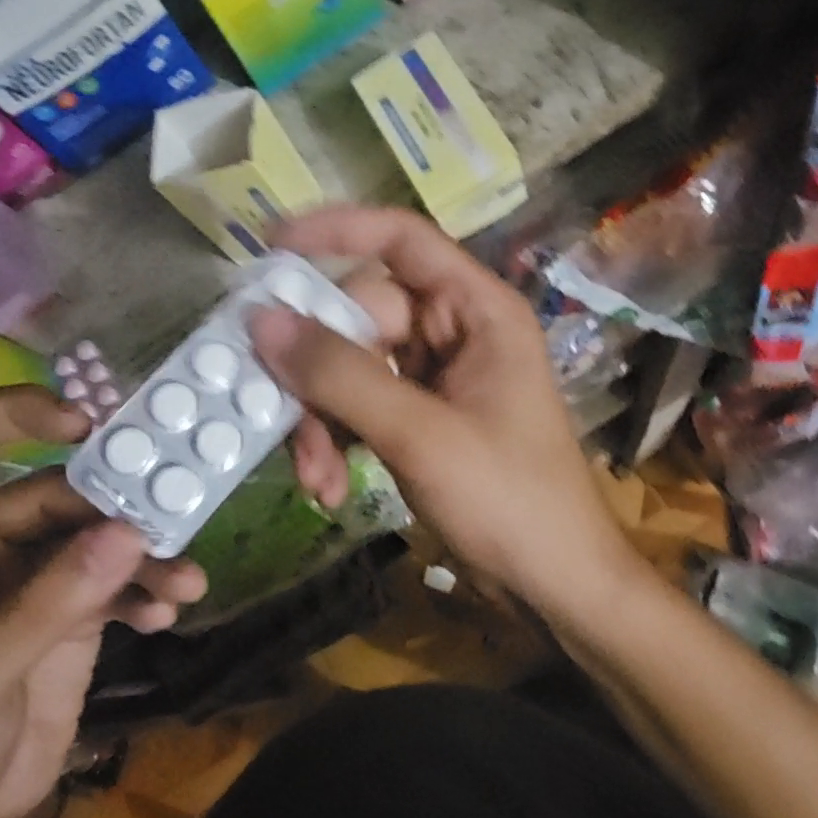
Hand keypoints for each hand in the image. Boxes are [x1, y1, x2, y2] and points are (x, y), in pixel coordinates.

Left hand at [0, 387, 205, 817]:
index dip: (20, 414)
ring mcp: (31, 577)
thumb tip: (129, 531)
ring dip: (144, 550)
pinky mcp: (73, 612)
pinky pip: (118, 578)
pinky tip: (170, 610)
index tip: (90, 421)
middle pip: (55, 488)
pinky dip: (147, 588)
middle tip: (173, 510)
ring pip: (97, 533)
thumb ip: (46, 605)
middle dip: (114, 503)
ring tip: (183, 579)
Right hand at [254, 207, 640, 612]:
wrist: (554, 584)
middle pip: (360, 315)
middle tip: (279, 416)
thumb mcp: (420, 435)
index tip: (270, 247)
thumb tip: (263, 320)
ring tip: (315, 478)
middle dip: (318, 373)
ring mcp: (437, 379)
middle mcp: (455, 332)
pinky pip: (360, 406)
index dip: (337, 232)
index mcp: (477, 310)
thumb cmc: (510, 501)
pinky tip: (329, 487)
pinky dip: (337, 440)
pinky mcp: (420, 420)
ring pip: (351, 367)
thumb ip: (341, 375)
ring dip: (322, 419)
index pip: (402, 240)